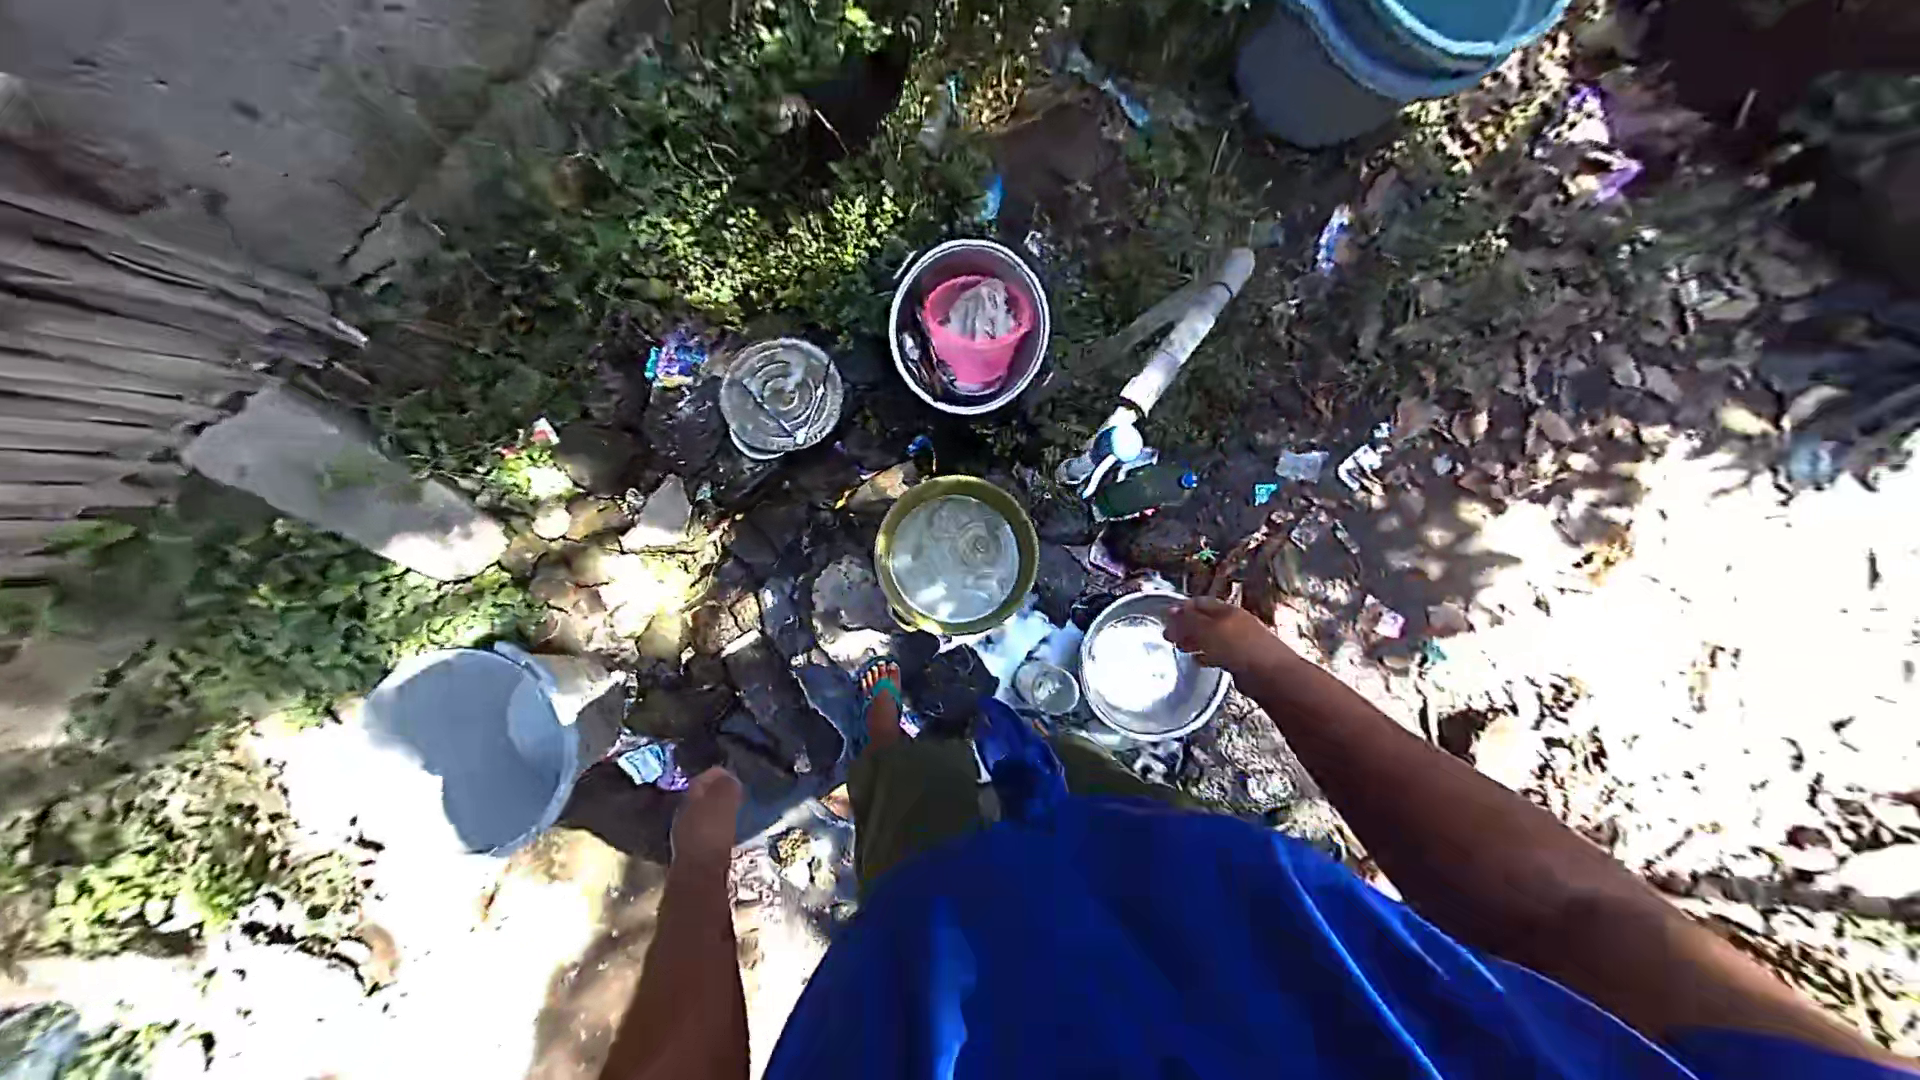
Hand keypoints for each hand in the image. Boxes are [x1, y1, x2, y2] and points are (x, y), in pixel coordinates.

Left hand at [671, 767, 742, 870]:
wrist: (700, 874)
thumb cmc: (712, 831)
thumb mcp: (723, 800)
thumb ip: (725, 785)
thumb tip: (728, 777)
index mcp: (689, 798)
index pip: (702, 779)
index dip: (718, 774)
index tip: (734, 774)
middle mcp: (684, 814)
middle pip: (701, 798)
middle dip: (717, 793)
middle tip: (737, 792)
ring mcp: (686, 836)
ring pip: (704, 817)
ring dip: (718, 813)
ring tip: (736, 812)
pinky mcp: (694, 855)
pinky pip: (708, 834)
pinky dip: (718, 830)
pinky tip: (730, 833)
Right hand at [1162, 596, 1290, 674]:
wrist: (1271, 675)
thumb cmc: (1237, 647)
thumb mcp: (1207, 630)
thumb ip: (1188, 621)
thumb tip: (1170, 610)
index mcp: (1225, 611)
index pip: (1199, 603)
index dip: (1182, 609)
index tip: (1166, 619)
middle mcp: (1233, 622)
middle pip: (1204, 620)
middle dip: (1186, 626)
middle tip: (1169, 636)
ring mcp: (1239, 640)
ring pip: (1210, 637)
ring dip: (1194, 641)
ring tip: (1180, 648)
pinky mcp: (1242, 659)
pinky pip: (1218, 653)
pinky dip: (1206, 655)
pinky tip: (1198, 662)